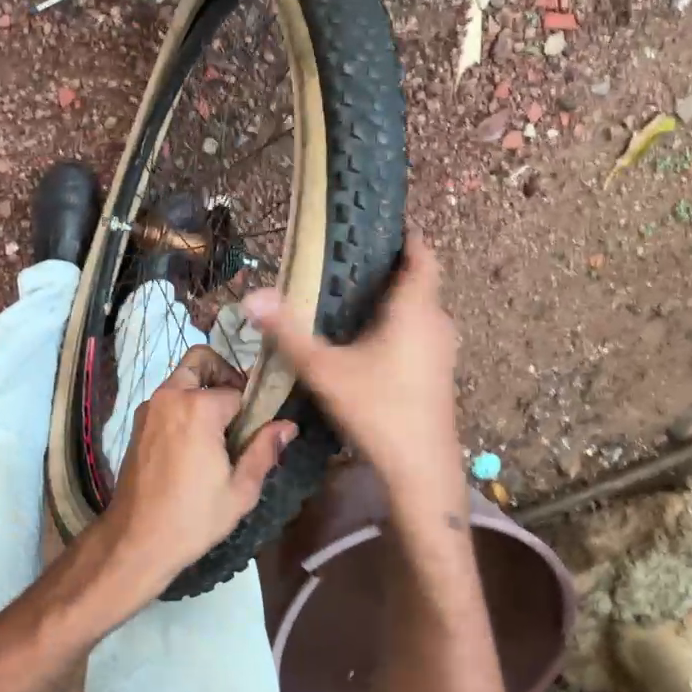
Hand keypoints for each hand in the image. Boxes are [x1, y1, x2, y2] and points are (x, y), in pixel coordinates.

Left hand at [100, 346, 296, 589]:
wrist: (136, 539)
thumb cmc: (193, 517)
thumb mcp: (240, 489)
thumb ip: (264, 450)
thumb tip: (288, 425)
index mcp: (198, 407)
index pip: (237, 390)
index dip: (254, 407)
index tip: (263, 426)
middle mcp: (170, 396)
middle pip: (201, 361)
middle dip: (224, 375)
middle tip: (240, 410)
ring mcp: (149, 408)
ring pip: (182, 379)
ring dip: (203, 391)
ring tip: (221, 432)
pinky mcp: (138, 423)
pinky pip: (167, 399)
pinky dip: (185, 406)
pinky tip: (197, 443)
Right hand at [241, 231, 461, 505]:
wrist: (422, 470)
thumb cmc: (378, 409)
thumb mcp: (325, 369)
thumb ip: (287, 332)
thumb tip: (250, 297)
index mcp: (415, 309)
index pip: (422, 255)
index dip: (407, 235)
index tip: (381, 221)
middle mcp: (435, 322)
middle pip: (420, 281)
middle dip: (390, 266)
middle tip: (350, 256)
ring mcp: (441, 350)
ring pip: (420, 309)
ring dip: (395, 297)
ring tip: (353, 291)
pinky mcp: (438, 373)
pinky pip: (419, 330)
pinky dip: (398, 322)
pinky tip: (367, 337)